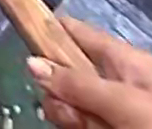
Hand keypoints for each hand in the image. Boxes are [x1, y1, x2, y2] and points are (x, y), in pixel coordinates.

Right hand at [28, 17, 151, 128]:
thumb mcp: (125, 104)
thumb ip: (78, 85)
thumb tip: (30, 62)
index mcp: (123, 59)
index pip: (74, 32)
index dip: (48, 34)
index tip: (26, 51)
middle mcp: (119, 82)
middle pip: (69, 77)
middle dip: (63, 97)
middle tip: (75, 120)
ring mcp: (121, 114)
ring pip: (77, 109)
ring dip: (74, 120)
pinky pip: (91, 126)